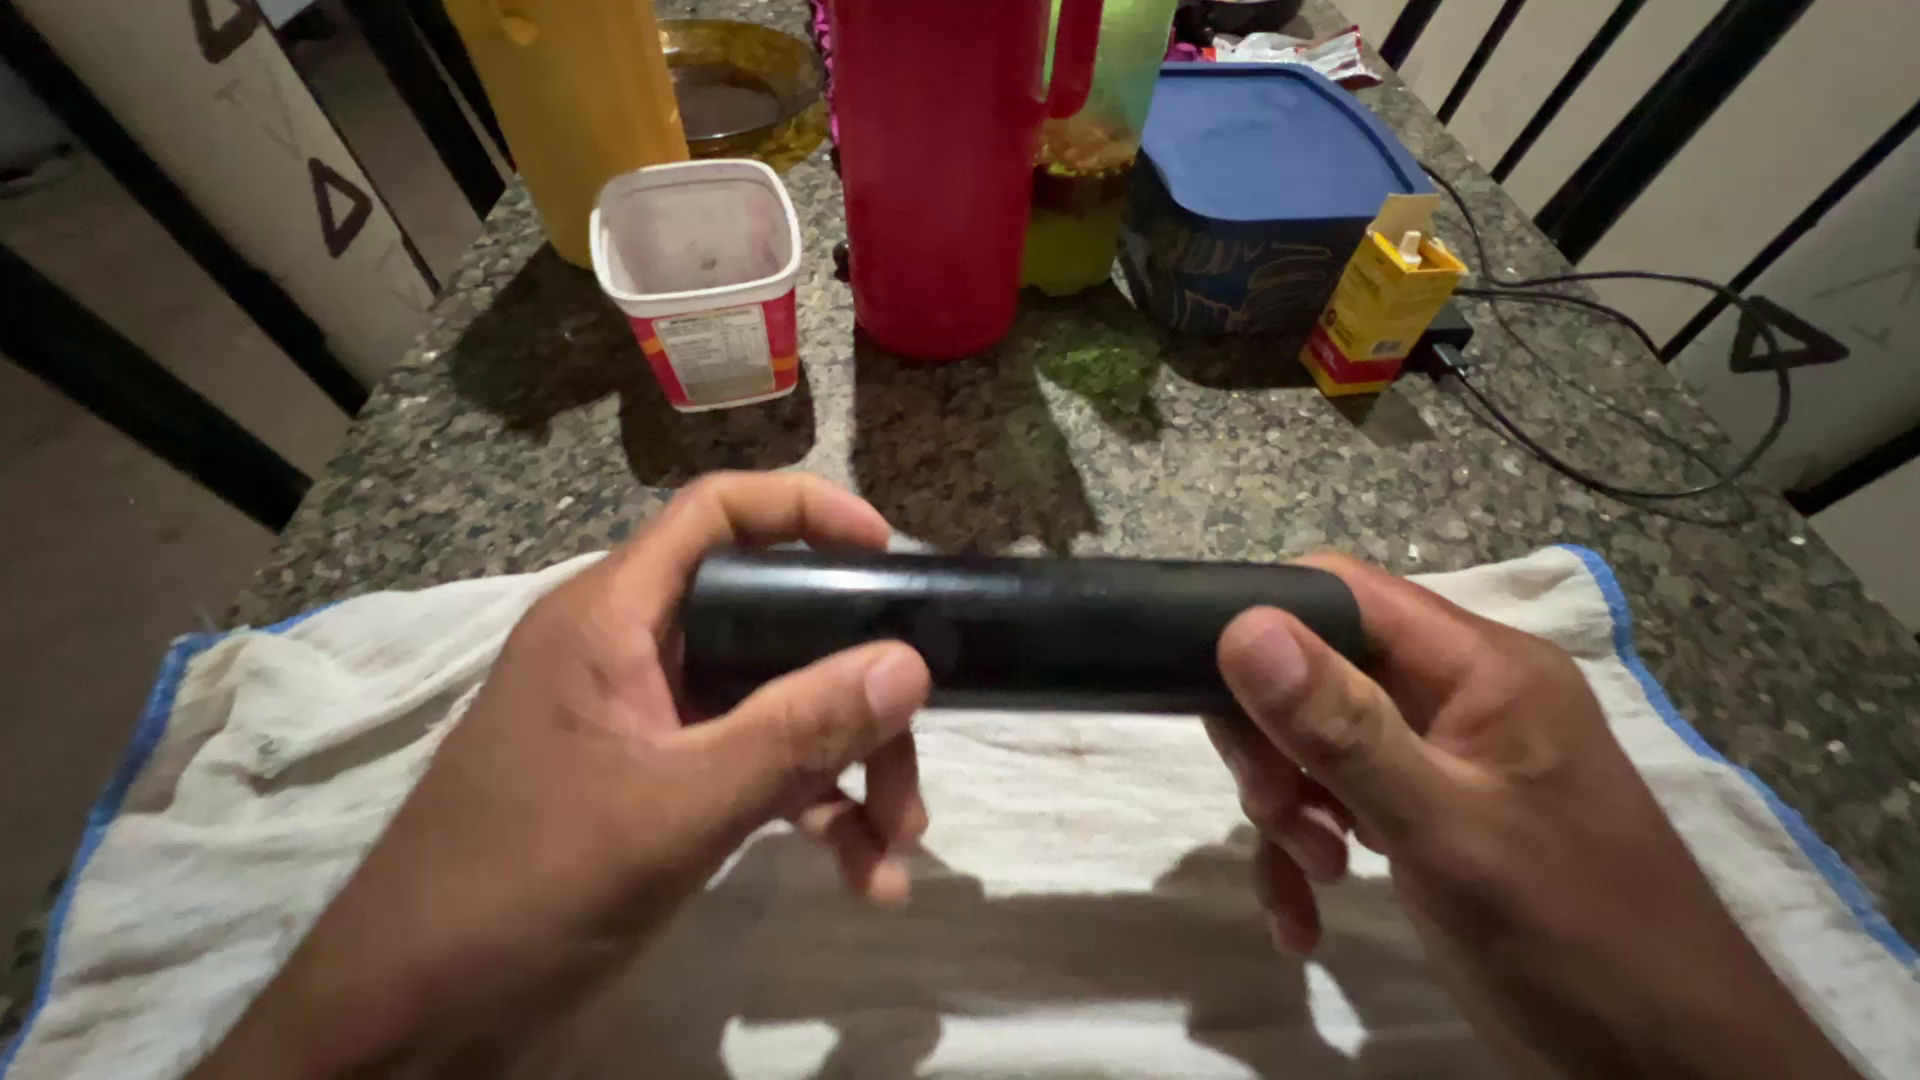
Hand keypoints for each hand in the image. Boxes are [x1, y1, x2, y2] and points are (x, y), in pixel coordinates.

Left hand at [193, 472, 931, 1078]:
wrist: (409, 1027)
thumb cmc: (522, 889)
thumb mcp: (676, 808)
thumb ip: (796, 733)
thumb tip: (910, 664)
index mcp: (615, 617)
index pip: (716, 514)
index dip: (806, 509)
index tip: (886, 550)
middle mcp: (638, 651)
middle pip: (777, 626)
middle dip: (855, 689)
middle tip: (910, 748)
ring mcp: (654, 719)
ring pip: (780, 705)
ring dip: (849, 766)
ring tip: (898, 844)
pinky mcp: (664, 779)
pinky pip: (760, 766)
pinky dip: (816, 808)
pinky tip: (864, 871)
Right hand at [1208, 555, 1863, 1079]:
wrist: (1670, 1078)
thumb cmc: (1573, 938)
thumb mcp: (1446, 831)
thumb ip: (1343, 729)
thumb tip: (1243, 627)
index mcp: (1478, 666)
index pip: (1343, 591)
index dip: (1266, 622)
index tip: (1218, 693)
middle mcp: (1452, 695)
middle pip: (1313, 669)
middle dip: (1272, 740)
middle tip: (1272, 805)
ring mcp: (1434, 757)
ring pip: (1310, 740)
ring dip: (1284, 803)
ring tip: (1308, 869)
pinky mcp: (1418, 813)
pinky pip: (1328, 801)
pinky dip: (1299, 851)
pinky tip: (1301, 914)